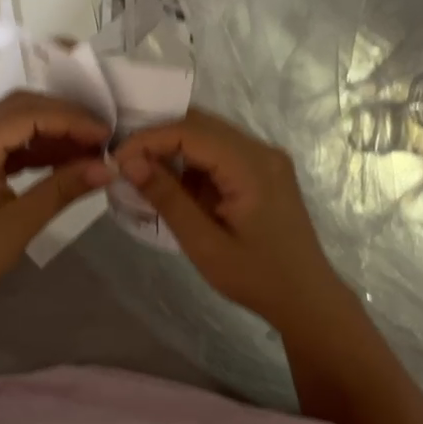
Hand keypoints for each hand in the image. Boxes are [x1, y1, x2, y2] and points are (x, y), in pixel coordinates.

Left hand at [0, 92, 111, 311]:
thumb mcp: (21, 223)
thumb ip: (64, 188)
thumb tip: (108, 168)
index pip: (27, 114)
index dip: (70, 119)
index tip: (106, 135)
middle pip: (20, 108)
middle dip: (63, 118)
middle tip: (100, 138)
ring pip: (14, 123)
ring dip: (51, 131)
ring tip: (89, 150)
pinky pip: (7, 143)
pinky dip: (37, 147)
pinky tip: (65, 160)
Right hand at [112, 110, 332, 321]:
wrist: (306, 298)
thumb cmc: (256, 277)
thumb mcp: (204, 244)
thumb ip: (167, 199)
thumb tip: (128, 163)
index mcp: (251, 166)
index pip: (190, 131)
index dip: (149, 139)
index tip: (116, 160)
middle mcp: (261, 151)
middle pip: (200, 125)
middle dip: (157, 138)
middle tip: (122, 162)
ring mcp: (264, 159)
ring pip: (208, 135)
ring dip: (173, 148)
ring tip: (140, 172)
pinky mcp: (262, 171)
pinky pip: (219, 152)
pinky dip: (191, 162)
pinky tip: (171, 183)